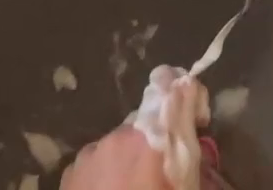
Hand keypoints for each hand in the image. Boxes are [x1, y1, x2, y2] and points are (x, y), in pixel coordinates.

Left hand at [62, 67, 222, 189]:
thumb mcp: (180, 188)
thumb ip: (194, 170)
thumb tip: (202, 151)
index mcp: (150, 142)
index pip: (171, 93)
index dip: (187, 98)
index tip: (198, 117)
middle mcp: (118, 137)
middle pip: (148, 124)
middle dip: (160, 144)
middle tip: (166, 176)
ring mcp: (90, 154)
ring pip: (121, 144)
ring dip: (132, 161)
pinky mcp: (70, 173)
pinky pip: (98, 161)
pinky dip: (108, 174)